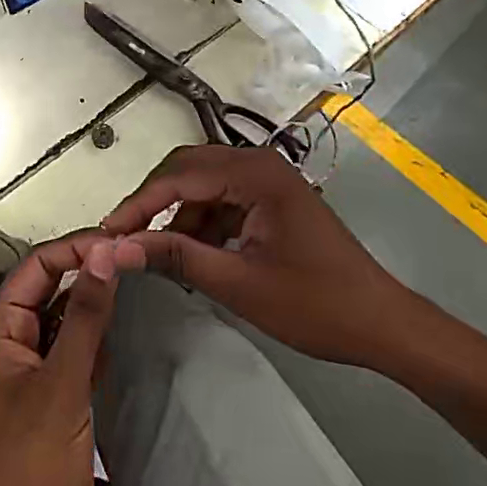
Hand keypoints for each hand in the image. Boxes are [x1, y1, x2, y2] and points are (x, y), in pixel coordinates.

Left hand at [0, 231, 144, 485]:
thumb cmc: (31, 469)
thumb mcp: (62, 383)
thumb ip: (84, 315)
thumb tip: (104, 253)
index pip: (35, 268)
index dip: (73, 249)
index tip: (114, 241)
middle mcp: (14, 346)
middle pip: (50, 288)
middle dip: (85, 270)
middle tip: (128, 256)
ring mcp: (37, 371)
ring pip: (67, 316)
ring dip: (95, 299)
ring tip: (132, 279)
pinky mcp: (59, 395)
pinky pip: (79, 346)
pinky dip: (99, 332)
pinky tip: (122, 323)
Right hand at [103, 144, 419, 368]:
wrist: (379, 322)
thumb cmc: (315, 304)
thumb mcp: (239, 283)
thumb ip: (178, 257)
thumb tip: (119, 248)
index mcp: (256, 173)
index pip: (180, 175)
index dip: (139, 203)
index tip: (107, 233)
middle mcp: (259, 163)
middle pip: (189, 169)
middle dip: (154, 203)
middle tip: (124, 239)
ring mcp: (267, 180)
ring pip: (203, 185)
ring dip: (178, 216)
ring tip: (157, 256)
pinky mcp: (270, 199)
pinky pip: (222, 200)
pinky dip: (202, 224)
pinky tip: (192, 255)